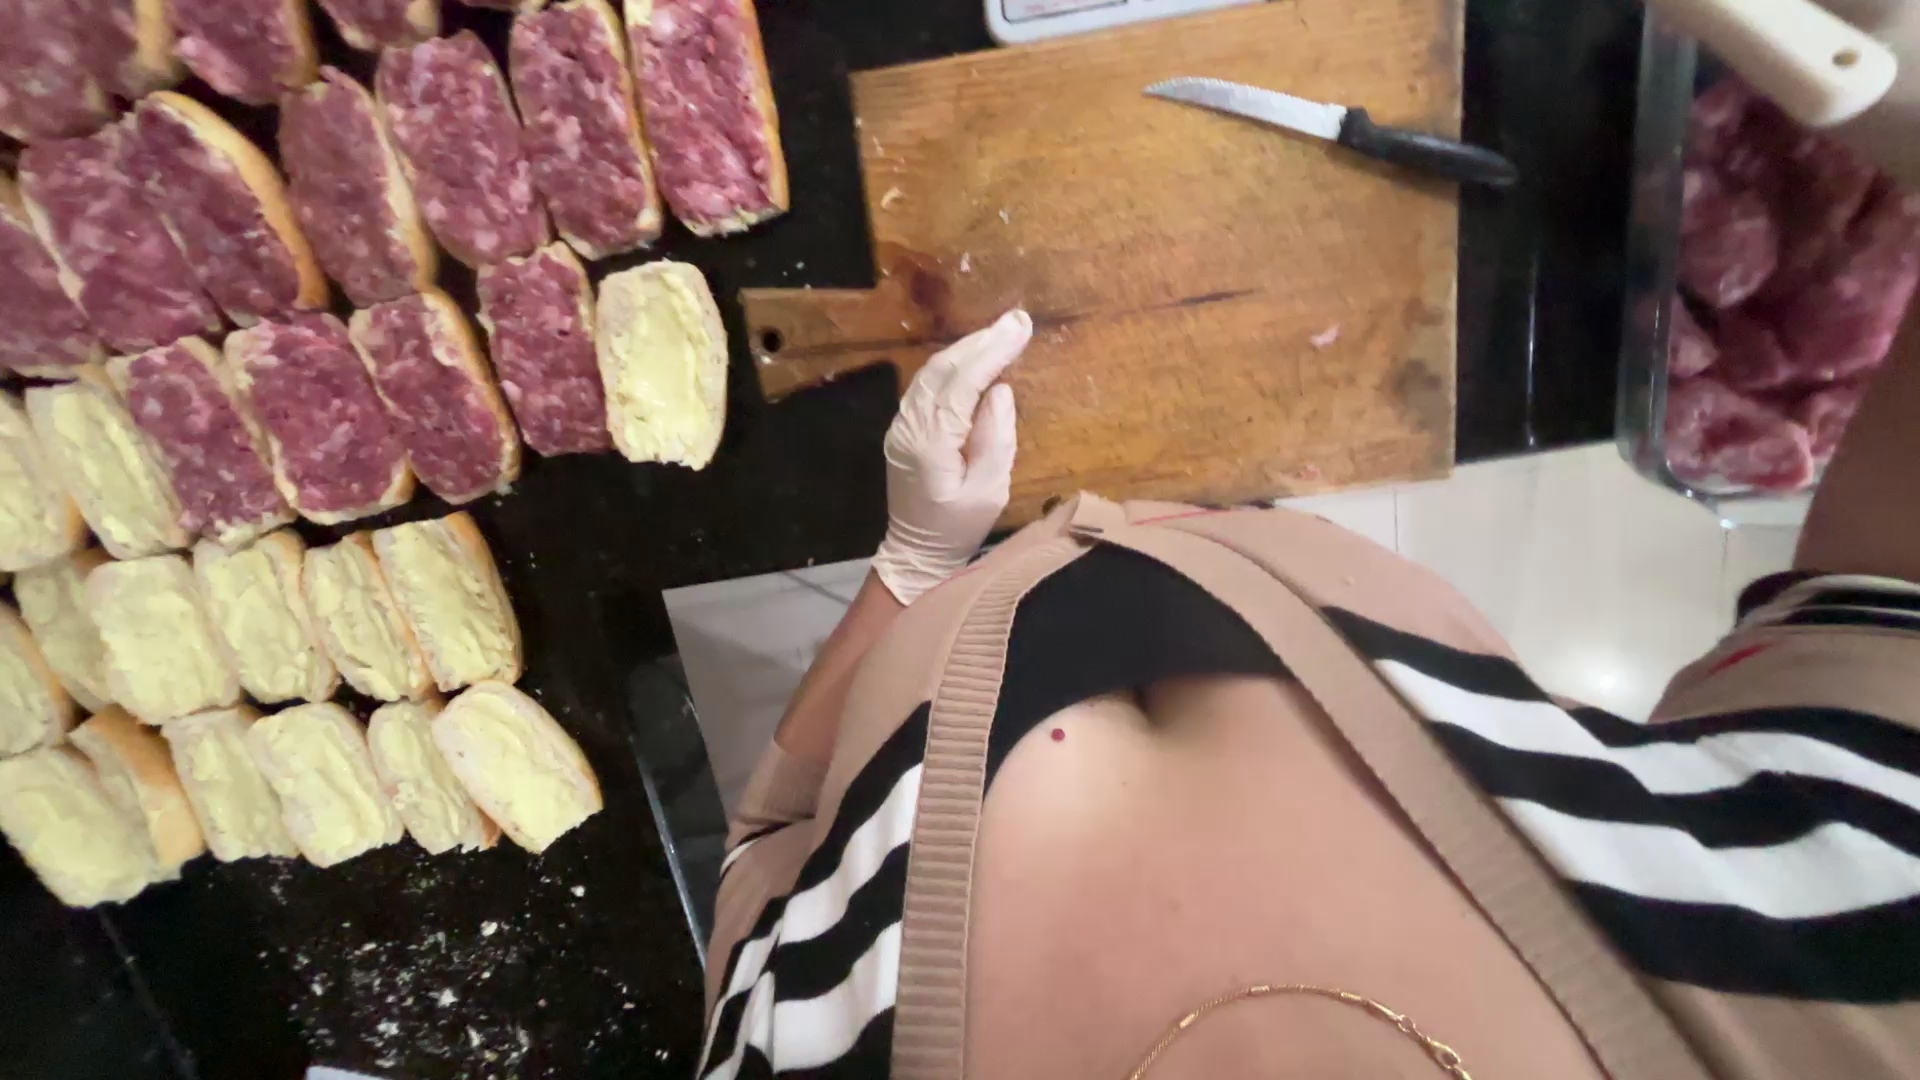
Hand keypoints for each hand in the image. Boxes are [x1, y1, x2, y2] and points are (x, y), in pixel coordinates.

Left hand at [871, 309, 1030, 604]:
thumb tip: (999, 391)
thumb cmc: (957, 528)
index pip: (961, 384)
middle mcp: (909, 427)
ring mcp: (901, 426)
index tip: (1021, 327)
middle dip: (980, 341)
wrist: (915, 551)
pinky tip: (974, 357)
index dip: (991, 352)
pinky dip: (952, 365)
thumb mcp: (989, 492)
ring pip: (930, 373)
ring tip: (1001, 332)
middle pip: (942, 369)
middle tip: (1016, 320)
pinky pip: (926, 386)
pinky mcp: (903, 429)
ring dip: (966, 349)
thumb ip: (996, 440)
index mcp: (930, 443)